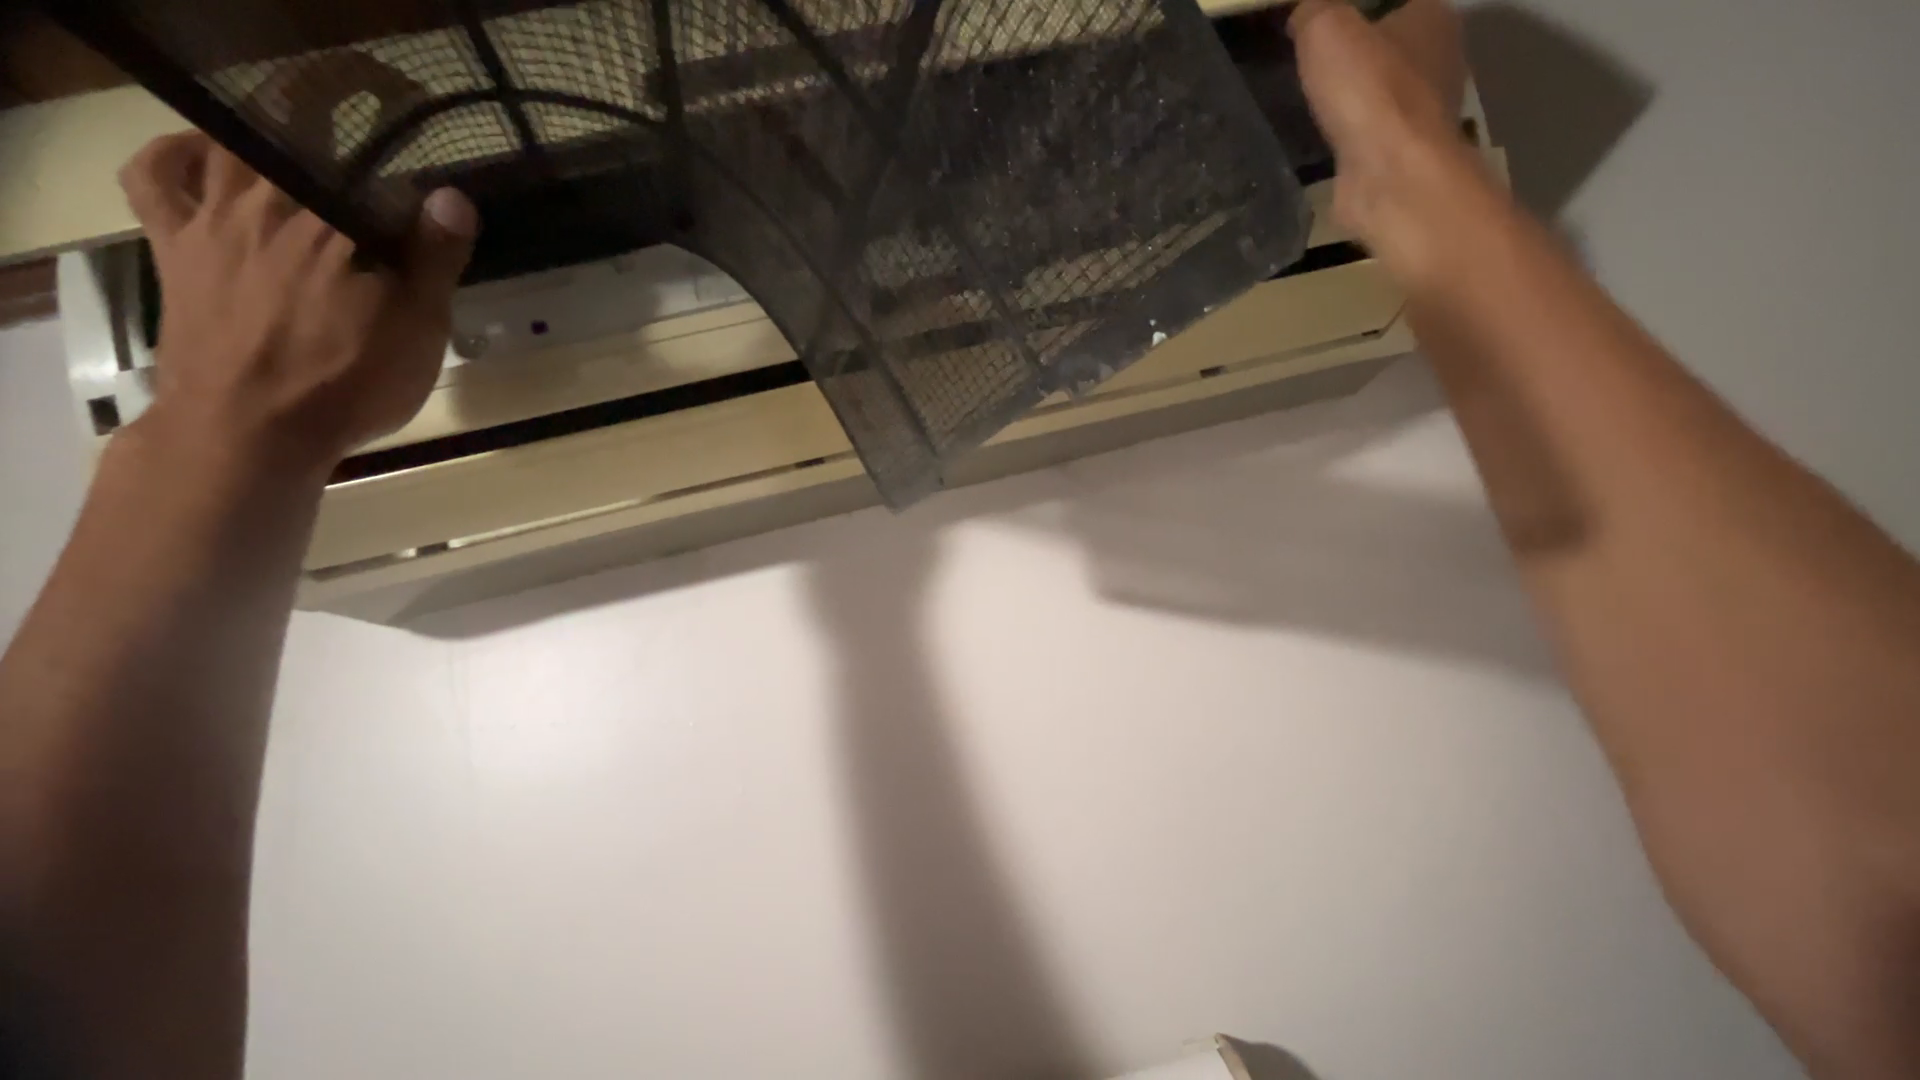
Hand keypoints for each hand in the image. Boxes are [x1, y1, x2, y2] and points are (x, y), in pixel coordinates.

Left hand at [118, 132, 476, 475]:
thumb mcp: (418, 329)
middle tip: (374, 135)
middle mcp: (270, 203)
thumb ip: (434, 258)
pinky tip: (206, 153)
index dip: (395, 127)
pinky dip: (178, 153)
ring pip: (232, 143)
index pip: (370, 153)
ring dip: (270, 133)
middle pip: (297, 134)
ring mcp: (215, 220)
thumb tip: (452, 194)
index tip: (420, 131)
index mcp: (337, 221)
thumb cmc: (349, 382)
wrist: (250, 429)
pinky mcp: (177, 245)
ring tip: (308, 145)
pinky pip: (158, 177)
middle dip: (337, 116)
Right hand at [1288, 0, 1491, 279]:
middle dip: (1352, 48)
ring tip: (1304, 95)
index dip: (1353, 4)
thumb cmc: (1368, 90)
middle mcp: (1439, 58)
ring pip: (1379, 89)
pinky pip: (1368, 129)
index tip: (1317, 16)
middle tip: (1304, 55)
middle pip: (1388, 42)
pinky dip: (1345, 130)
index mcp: (1433, 15)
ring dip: (1348, 93)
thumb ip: (1312, 10)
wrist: (1390, 176)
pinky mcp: (1402, 152)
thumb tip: (1303, 14)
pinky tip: (1317, 133)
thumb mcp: (1325, 27)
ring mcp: (1424, 110)